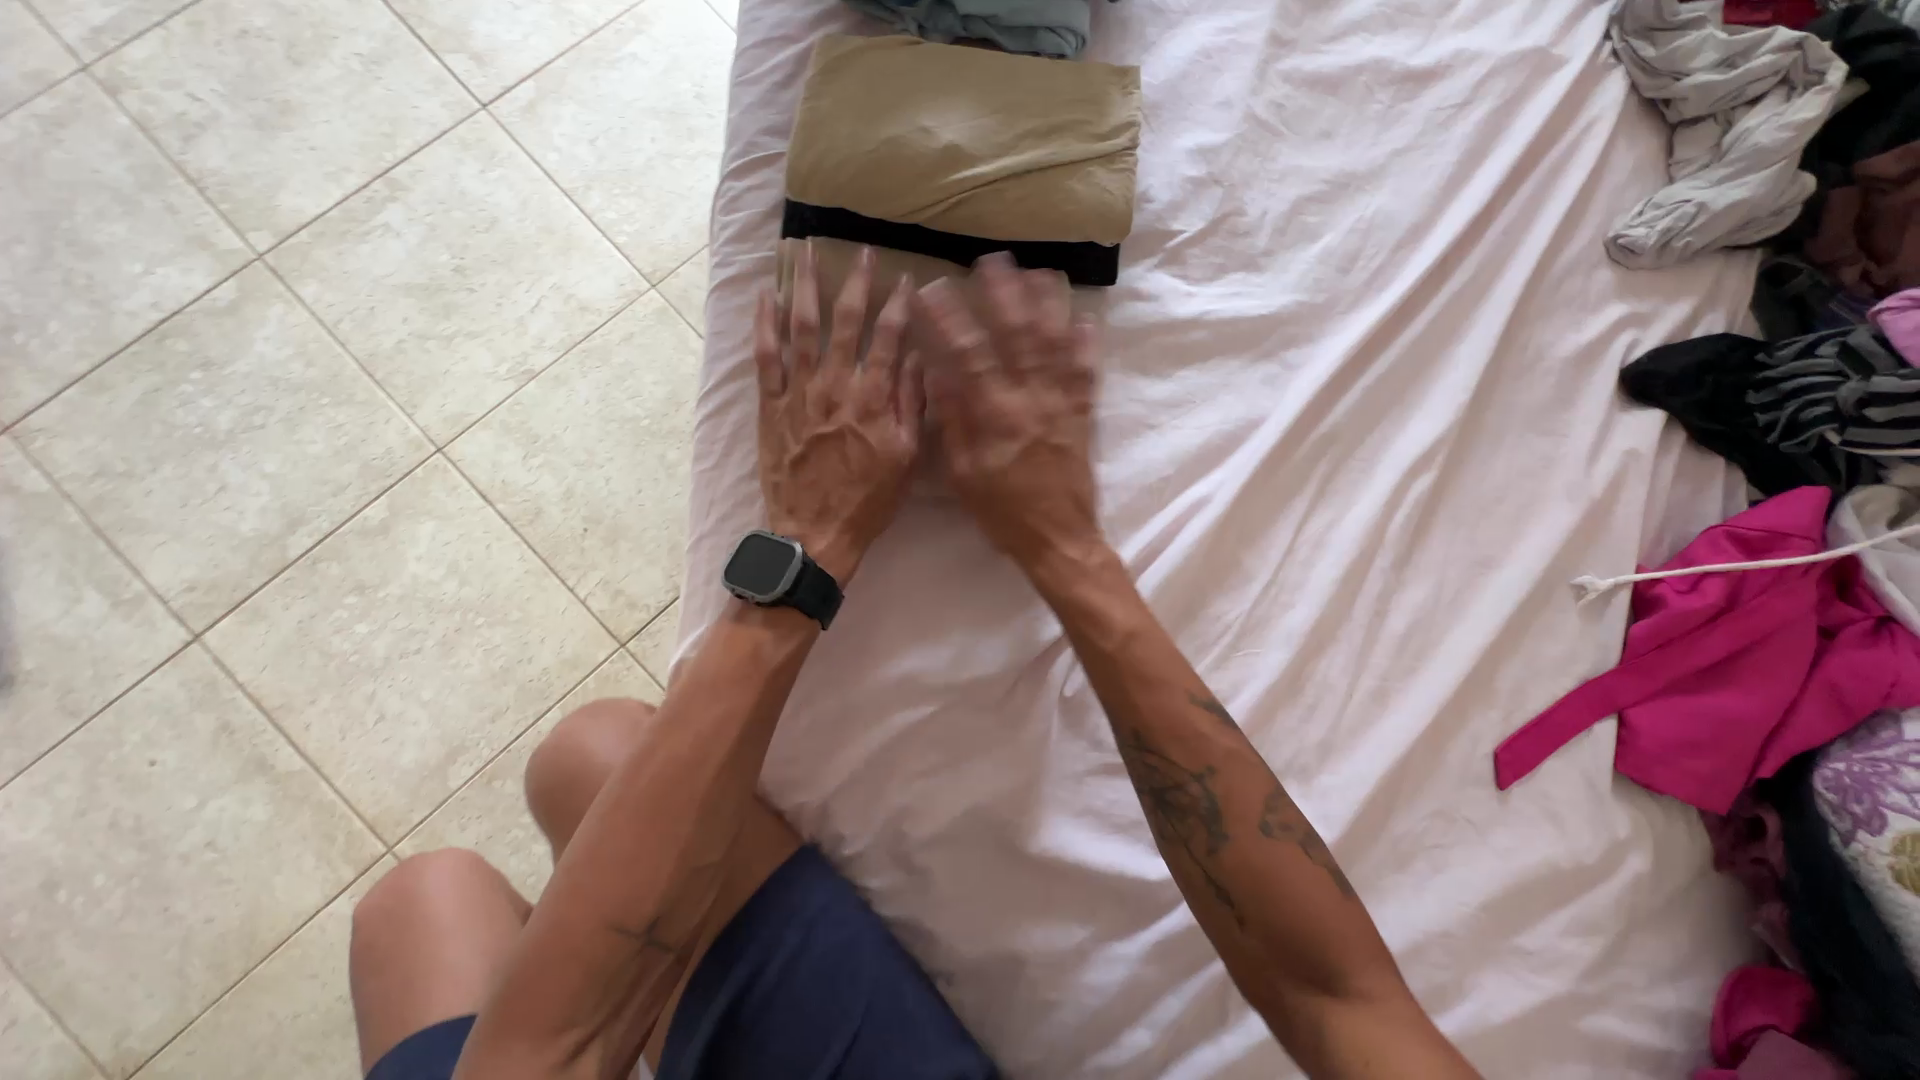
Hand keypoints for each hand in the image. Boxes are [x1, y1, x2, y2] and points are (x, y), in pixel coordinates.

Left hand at [754, 242, 923, 582]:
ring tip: (804, 251)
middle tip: (861, 250)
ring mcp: (798, 394)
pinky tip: (765, 296)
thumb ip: (912, 405)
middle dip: (854, 281)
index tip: (905, 277)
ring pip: (800, 328)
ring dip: (804, 286)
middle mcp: (835, 386)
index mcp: (873, 399)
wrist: (815, 533)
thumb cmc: (868, 501)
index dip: (898, 304)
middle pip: (845, 321)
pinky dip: (764, 324)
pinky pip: (765, 358)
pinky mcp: (770, 407)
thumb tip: (916, 358)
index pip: (888, 337)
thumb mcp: (906, 459)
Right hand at [914, 253, 1101, 569]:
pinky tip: (1086, 321)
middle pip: (1017, 337)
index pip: (968, 355)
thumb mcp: (964, 474)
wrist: (1058, 539)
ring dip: (1047, 307)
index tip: (933, 288)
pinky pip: (1087, 376)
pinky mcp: (1083, 417)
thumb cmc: (1002, 513)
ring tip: (1040, 273)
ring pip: (1055, 346)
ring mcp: (1061, 405)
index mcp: (994, 415)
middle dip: (1004, 295)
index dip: (949, 319)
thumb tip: (938, 375)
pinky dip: (1087, 348)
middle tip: (993, 260)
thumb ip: (954, 422)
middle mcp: (1030, 400)